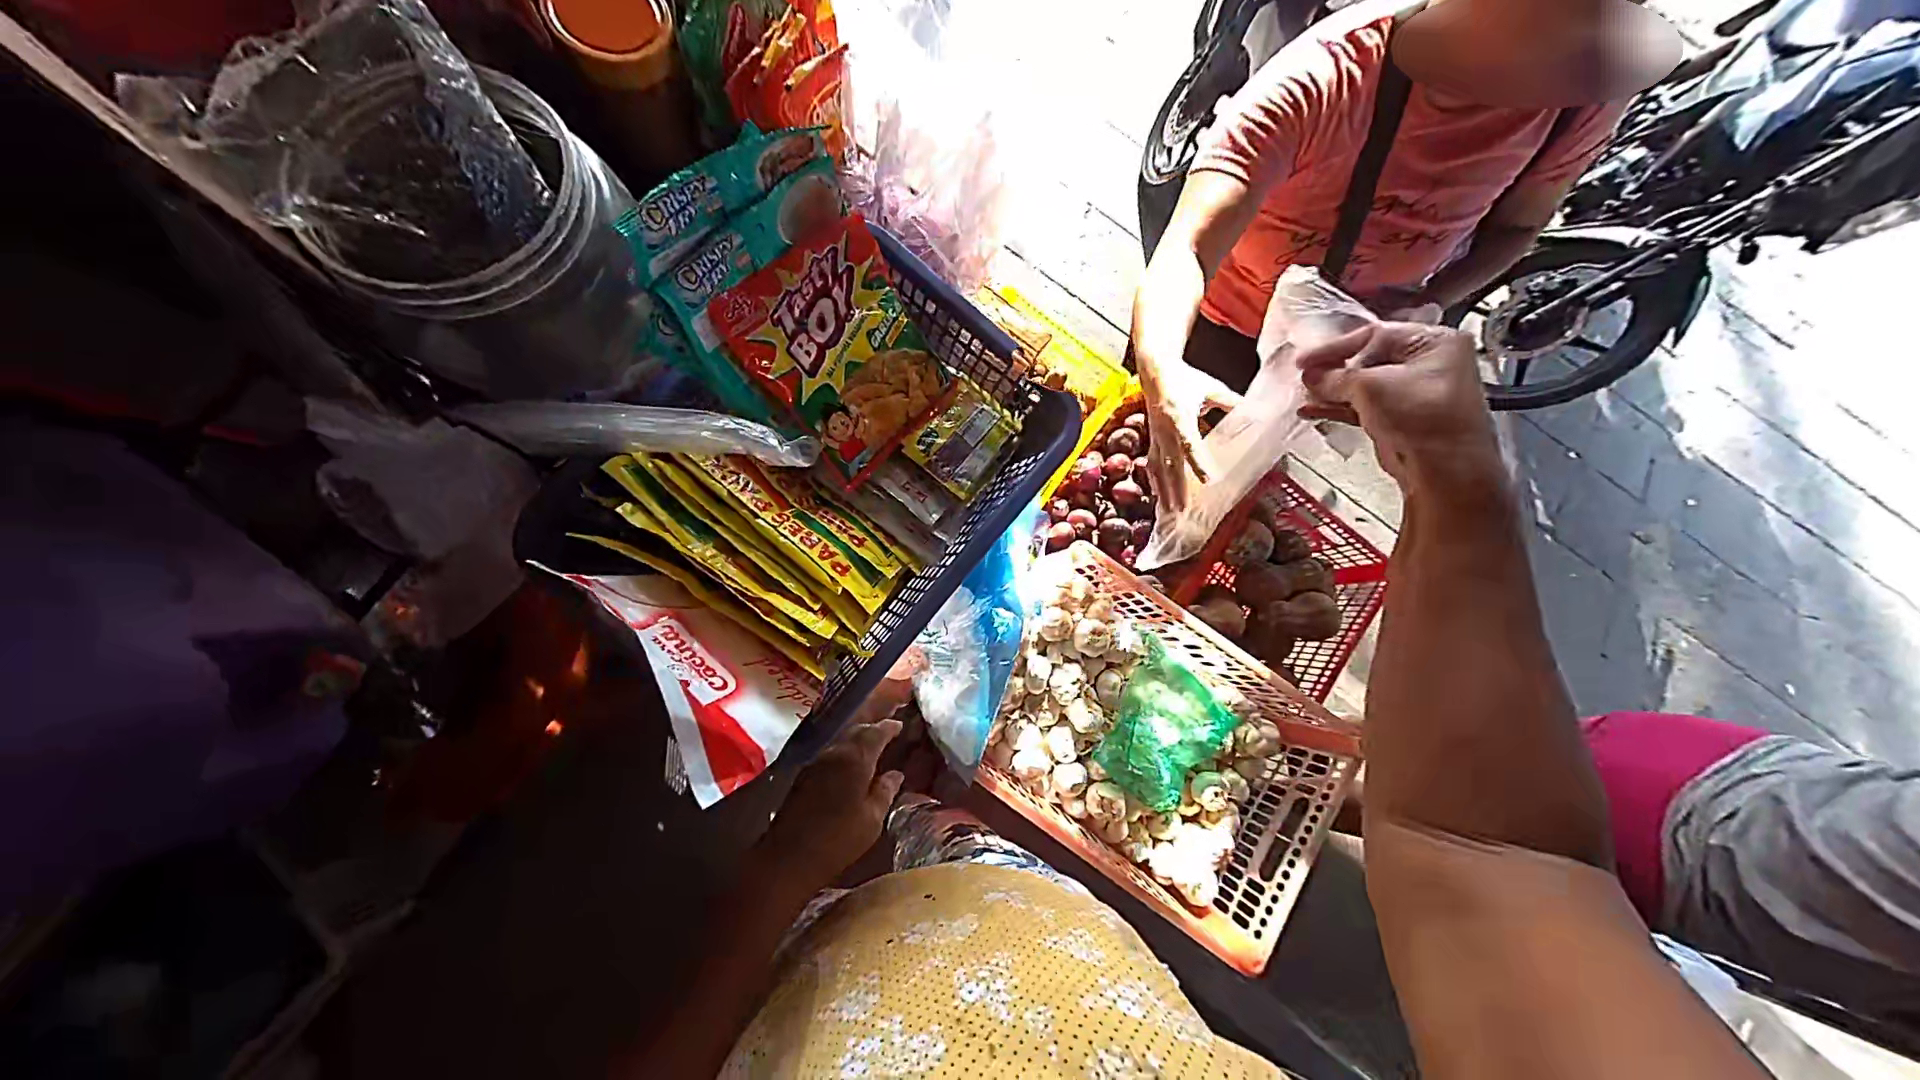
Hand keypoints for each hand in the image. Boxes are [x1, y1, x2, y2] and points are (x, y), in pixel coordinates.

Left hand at [757, 680, 910, 893]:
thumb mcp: (872, 819)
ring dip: (857, 741)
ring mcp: (816, 762)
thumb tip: (895, 774)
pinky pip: (830, 754)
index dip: (890, 727)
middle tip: (888, 733)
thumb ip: (885, 791)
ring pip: (842, 741)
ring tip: (872, 749)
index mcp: (855, 759)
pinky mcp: (804, 775)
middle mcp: (834, 753)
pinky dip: (844, 753)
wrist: (789, 857)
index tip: (900, 725)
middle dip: (873, 729)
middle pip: (856, 731)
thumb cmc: (838, 839)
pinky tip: (850, 766)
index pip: (876, 732)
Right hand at [1141, 358, 1243, 513]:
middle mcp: (1165, 430)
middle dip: (1176, 488)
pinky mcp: (1152, 440)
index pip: (1189, 444)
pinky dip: (1155, 482)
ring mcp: (1156, 437)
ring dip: (1164, 490)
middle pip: (1171, 465)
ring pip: (1159, 469)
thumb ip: (1229, 402)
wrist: (1155, 372)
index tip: (1207, 480)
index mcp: (1179, 416)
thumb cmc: (1184, 379)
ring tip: (1170, 510)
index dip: (1197, 463)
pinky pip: (1153, 465)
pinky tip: (1159, 496)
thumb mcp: (1210, 387)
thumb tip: (1253, 413)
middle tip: (1183, 509)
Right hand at [1294, 323, 1505, 496]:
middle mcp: (1427, 364)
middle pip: (1367, 360)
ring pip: (1362, 386)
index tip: (1306, 360)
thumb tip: (1312, 376)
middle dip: (1333, 371)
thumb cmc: (1424, 419)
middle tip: (1305, 377)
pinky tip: (1313, 410)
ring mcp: (1412, 394)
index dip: (1336, 348)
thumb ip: (1335, 377)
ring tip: (1306, 395)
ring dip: (1331, 391)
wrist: (1442, 468)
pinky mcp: (1399, 419)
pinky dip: (1338, 408)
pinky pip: (1362, 407)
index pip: (1375, 335)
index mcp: (1434, 343)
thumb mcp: (1371, 387)